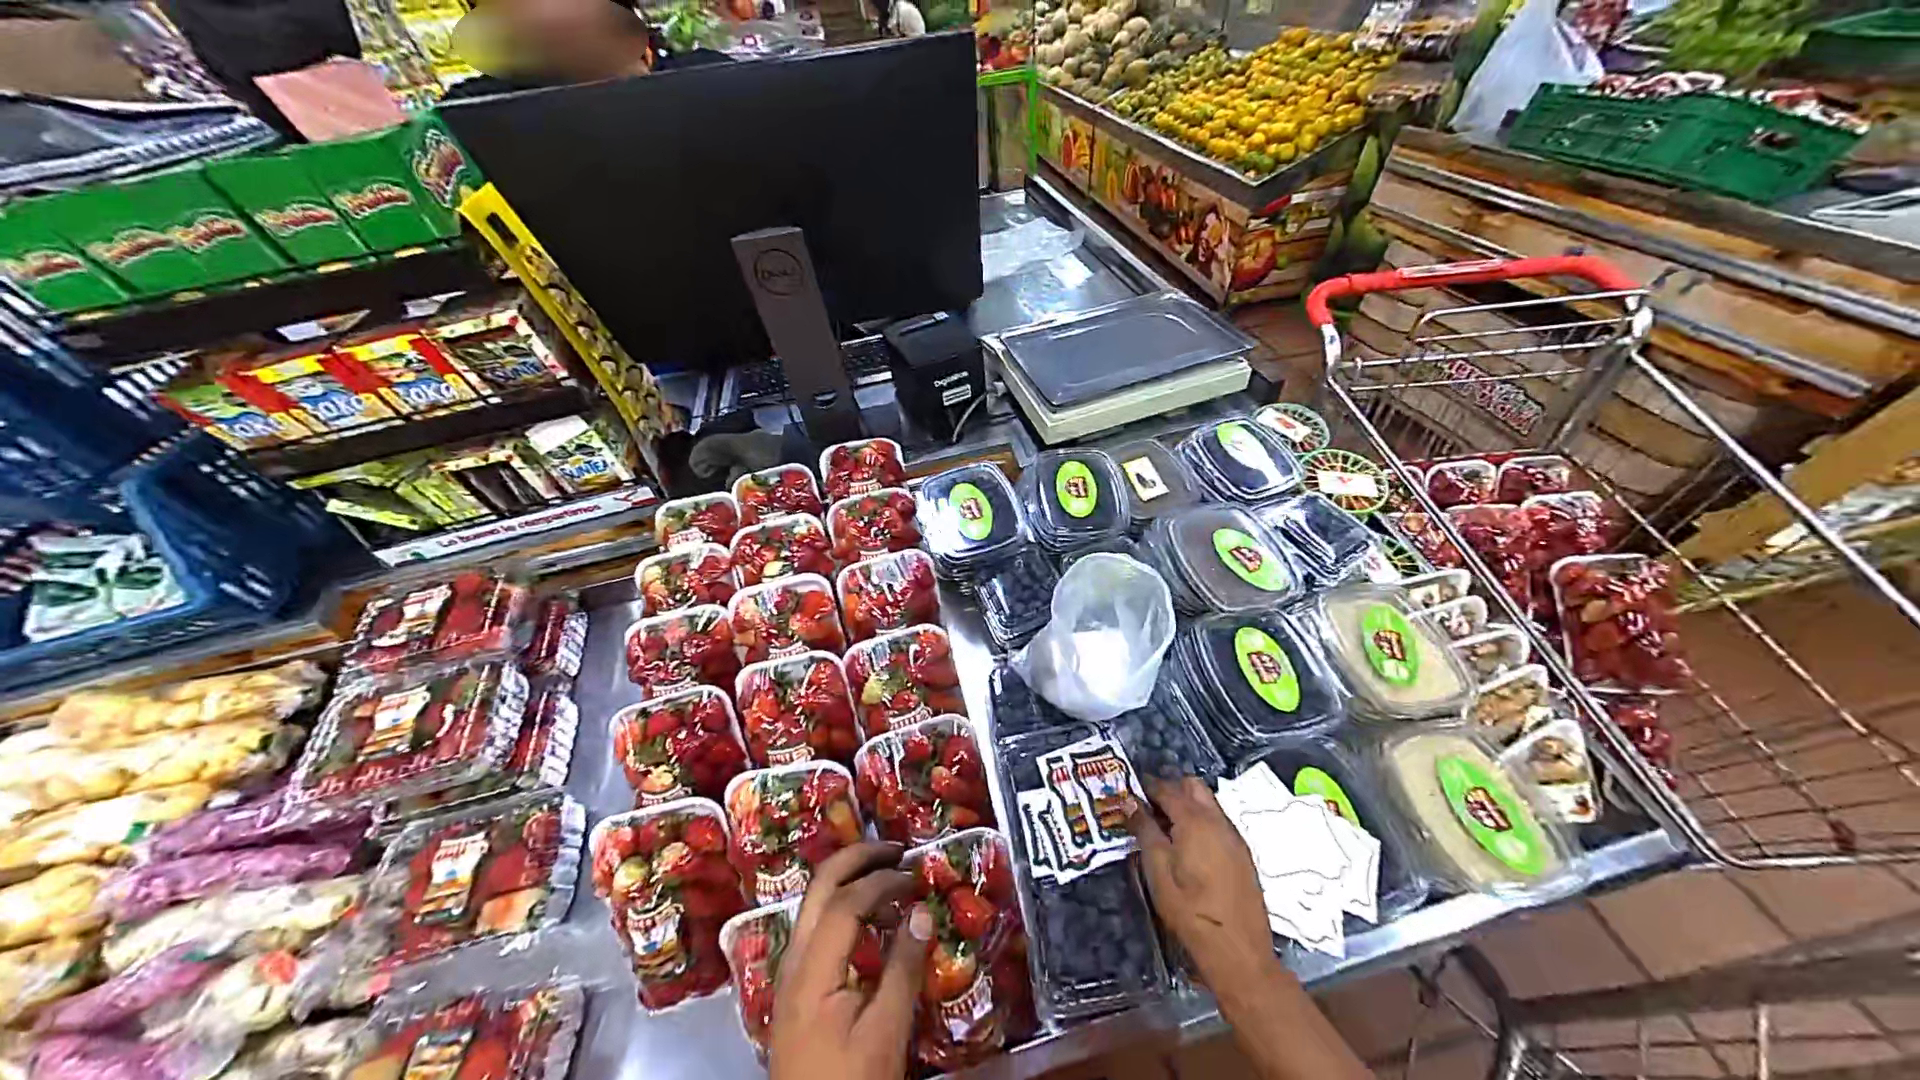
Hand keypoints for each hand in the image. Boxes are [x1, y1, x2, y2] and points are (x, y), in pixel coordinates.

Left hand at [769, 842, 930, 1079]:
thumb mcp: (885, 1033)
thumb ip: (903, 969)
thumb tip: (922, 911)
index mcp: (811, 970)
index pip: (845, 902)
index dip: (882, 880)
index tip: (916, 878)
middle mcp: (793, 958)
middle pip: (820, 886)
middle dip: (858, 858)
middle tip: (897, 851)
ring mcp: (790, 970)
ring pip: (815, 901)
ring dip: (850, 877)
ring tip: (889, 875)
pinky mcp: (796, 983)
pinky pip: (817, 923)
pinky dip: (845, 903)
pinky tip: (871, 916)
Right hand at [1126, 777, 1272, 997]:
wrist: (1239, 953)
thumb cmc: (1190, 911)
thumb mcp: (1157, 871)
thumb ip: (1145, 831)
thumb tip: (1131, 802)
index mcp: (1195, 821)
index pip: (1167, 789)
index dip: (1146, 787)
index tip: (1129, 794)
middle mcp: (1218, 822)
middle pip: (1193, 787)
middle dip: (1170, 789)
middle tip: (1148, 809)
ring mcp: (1234, 838)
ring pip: (1208, 804)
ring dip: (1186, 805)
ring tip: (1164, 829)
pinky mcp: (1242, 856)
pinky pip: (1218, 823)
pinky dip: (1200, 822)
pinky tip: (1187, 847)